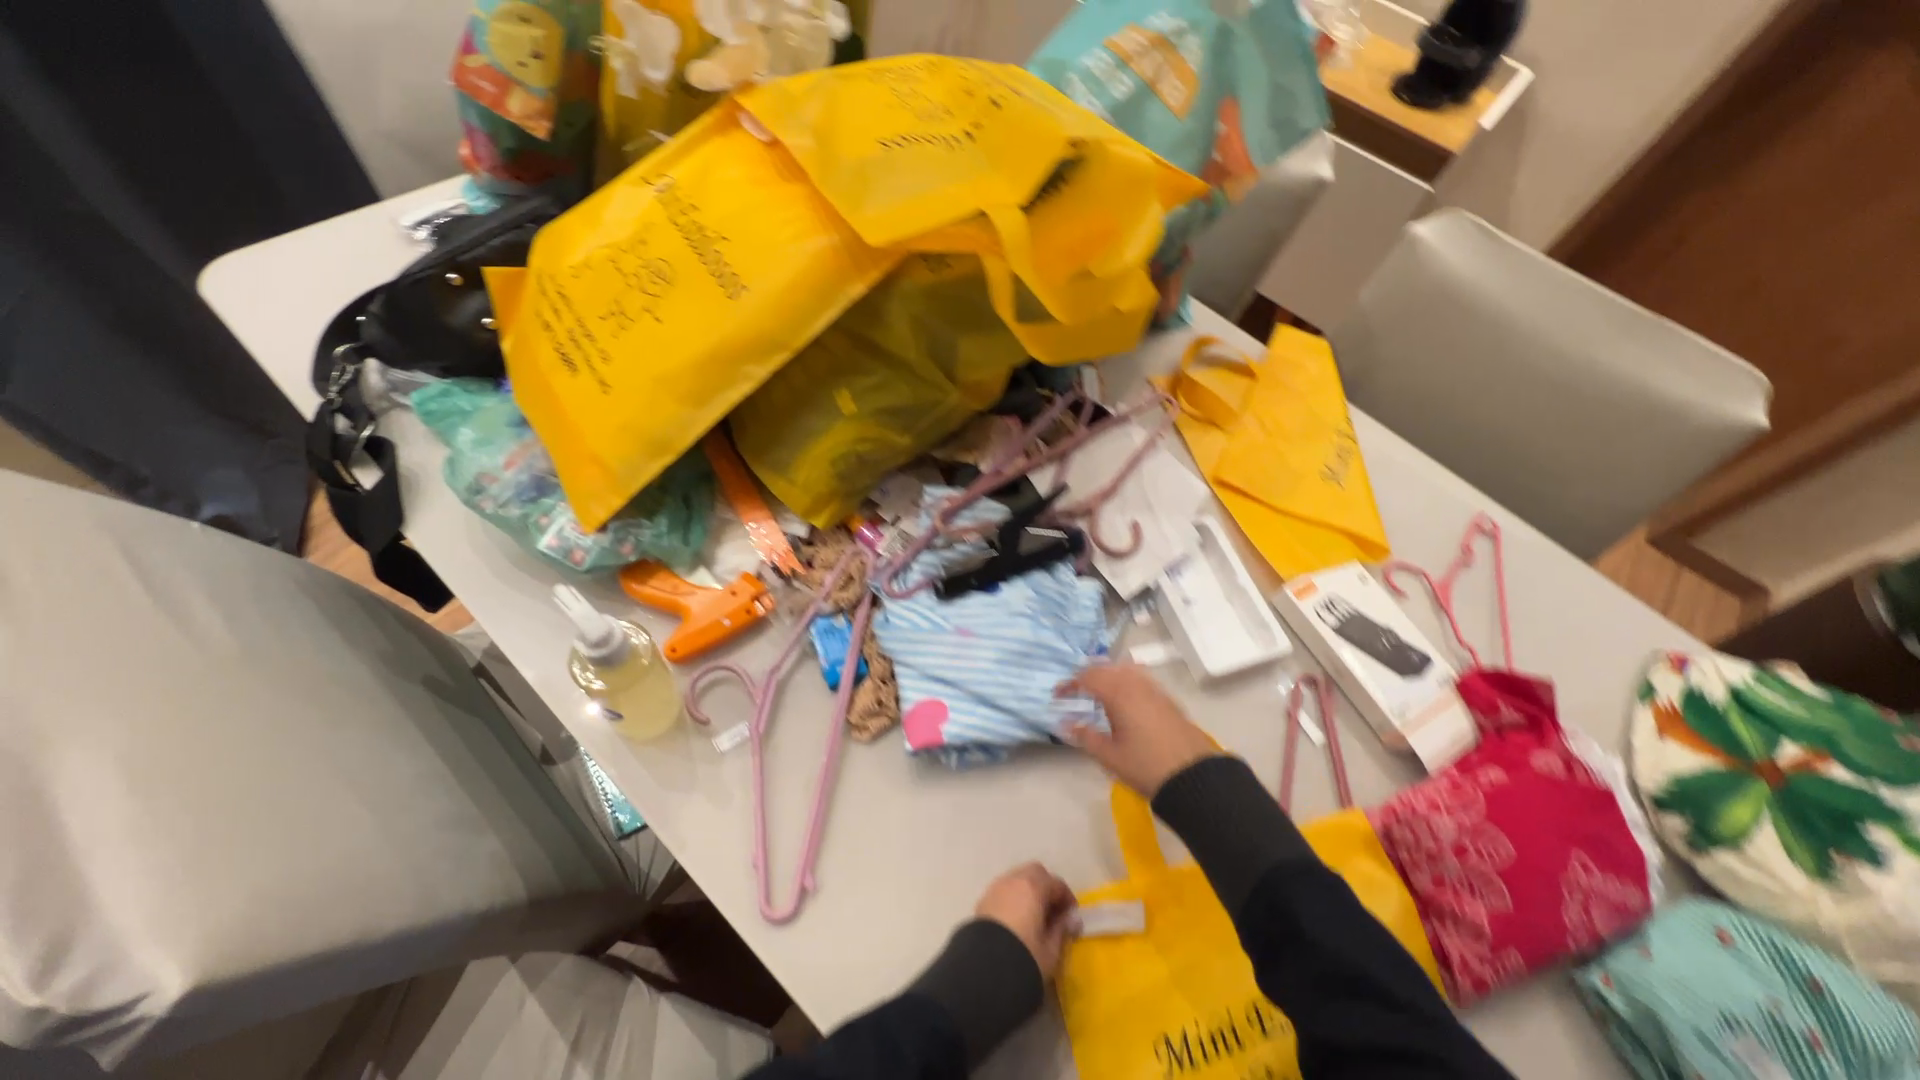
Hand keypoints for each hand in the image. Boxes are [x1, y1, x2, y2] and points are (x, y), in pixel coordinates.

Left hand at [975, 862, 1077, 981]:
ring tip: (1034, 918)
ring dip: (1027, 892)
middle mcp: (1012, 881)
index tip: (1071, 917)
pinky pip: (1003, 892)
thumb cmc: (1024, 958)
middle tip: (1053, 911)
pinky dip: (1013, 900)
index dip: (1067, 899)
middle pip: (1034, 873)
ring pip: (1016, 880)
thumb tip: (1070, 919)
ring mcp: (994, 890)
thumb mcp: (1051, 950)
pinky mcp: (981, 902)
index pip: (1056, 883)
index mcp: (1033, 887)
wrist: (982, 972)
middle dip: (1046, 887)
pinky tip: (1016, 921)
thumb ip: (1061, 930)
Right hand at [1059, 663, 1216, 796]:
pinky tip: (1125, 699)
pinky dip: (1127, 681)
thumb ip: (1085, 737)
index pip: (1088, 678)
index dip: (1070, 684)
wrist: (1193, 776)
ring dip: (1109, 675)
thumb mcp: (1109, 756)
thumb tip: (1064, 723)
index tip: (1058, 695)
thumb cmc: (1145, 766)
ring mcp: (1156, 690)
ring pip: (1127, 670)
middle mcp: (1137, 685)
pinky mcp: (1168, 700)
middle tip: (1076, 689)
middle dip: (1089, 675)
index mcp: (1119, 694)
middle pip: (1108, 668)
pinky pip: (1141, 679)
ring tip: (1099, 690)